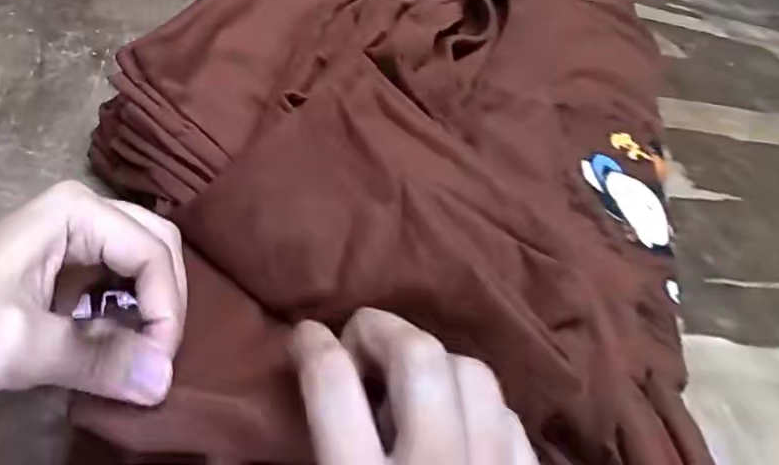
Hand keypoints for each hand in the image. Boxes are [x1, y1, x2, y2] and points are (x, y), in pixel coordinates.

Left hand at [0, 180, 186, 406]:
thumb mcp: (22, 345)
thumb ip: (96, 358)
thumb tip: (165, 380)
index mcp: (75, 210)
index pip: (151, 251)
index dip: (165, 311)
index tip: (157, 372)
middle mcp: (80, 211)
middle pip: (155, 245)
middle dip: (165, 303)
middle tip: (155, 364)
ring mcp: (70, 236)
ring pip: (139, 261)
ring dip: (148, 309)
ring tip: (137, 362)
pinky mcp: (61, 265)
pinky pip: (115, 281)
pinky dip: (126, 314)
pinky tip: (114, 350)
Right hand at [292, 311, 534, 464]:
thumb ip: (306, 446)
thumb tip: (262, 407)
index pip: (333, 380)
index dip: (311, 341)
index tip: (305, 335)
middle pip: (418, 355)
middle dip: (380, 333)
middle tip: (360, 357)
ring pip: (475, 376)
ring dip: (436, 368)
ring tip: (411, 391)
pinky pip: (516, 425)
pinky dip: (483, 414)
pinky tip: (459, 431)